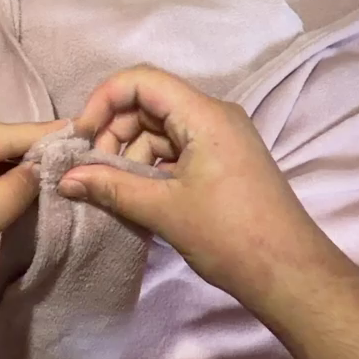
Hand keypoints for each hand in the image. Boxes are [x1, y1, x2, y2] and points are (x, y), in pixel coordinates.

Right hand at [58, 66, 333, 312]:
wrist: (294, 277)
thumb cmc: (231, 237)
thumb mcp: (164, 210)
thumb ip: (110, 187)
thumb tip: (65, 179)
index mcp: (204, 114)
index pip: (141, 81)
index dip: (104, 100)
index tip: (83, 137)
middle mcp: (213, 115)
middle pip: (148, 102)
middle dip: (115, 131)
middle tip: (93, 170)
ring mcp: (220, 137)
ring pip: (159, 127)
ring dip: (131, 152)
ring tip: (113, 188)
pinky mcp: (222, 159)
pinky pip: (175, 147)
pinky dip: (151, 164)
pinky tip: (136, 193)